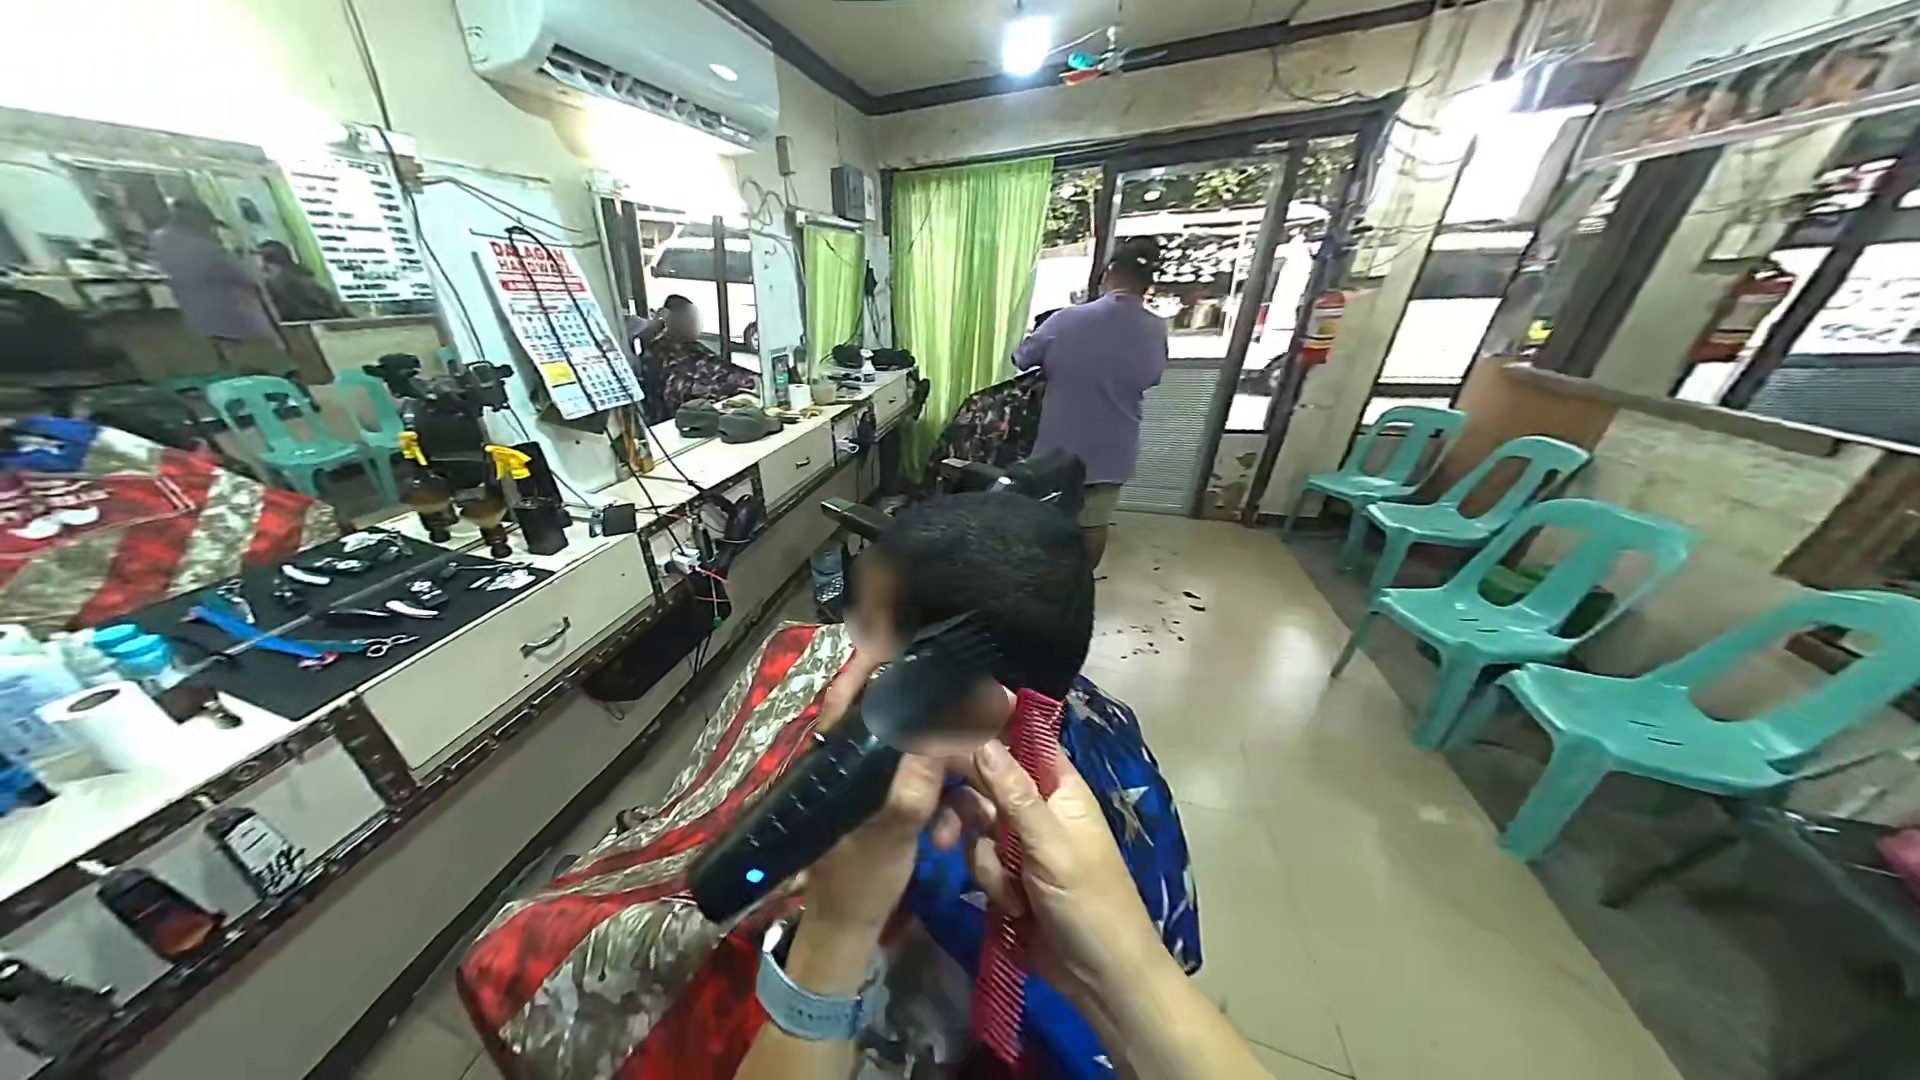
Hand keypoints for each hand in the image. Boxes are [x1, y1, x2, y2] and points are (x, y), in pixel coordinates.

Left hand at [801, 650, 963, 935]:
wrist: (847, 931)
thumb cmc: (857, 879)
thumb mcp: (889, 831)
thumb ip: (914, 783)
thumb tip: (940, 733)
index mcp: (841, 755)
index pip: (854, 690)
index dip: (876, 657)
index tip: (903, 628)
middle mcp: (855, 756)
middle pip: (900, 715)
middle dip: (944, 718)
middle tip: (988, 706)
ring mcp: (874, 777)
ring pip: (918, 749)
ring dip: (949, 767)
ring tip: (978, 790)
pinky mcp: (891, 797)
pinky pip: (923, 781)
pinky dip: (943, 796)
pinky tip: (954, 829)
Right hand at [956, 740, 1171, 1012]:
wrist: (1100, 979)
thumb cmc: (1090, 902)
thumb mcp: (1052, 846)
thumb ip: (1015, 794)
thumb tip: (982, 741)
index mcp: (1057, 783)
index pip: (1020, 736)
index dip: (987, 723)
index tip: (948, 720)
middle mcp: (1034, 801)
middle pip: (986, 775)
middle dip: (967, 799)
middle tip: (945, 820)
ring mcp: (1017, 835)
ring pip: (974, 818)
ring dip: (981, 853)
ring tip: (1002, 887)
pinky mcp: (1003, 868)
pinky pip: (976, 854)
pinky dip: (988, 879)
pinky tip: (1011, 906)